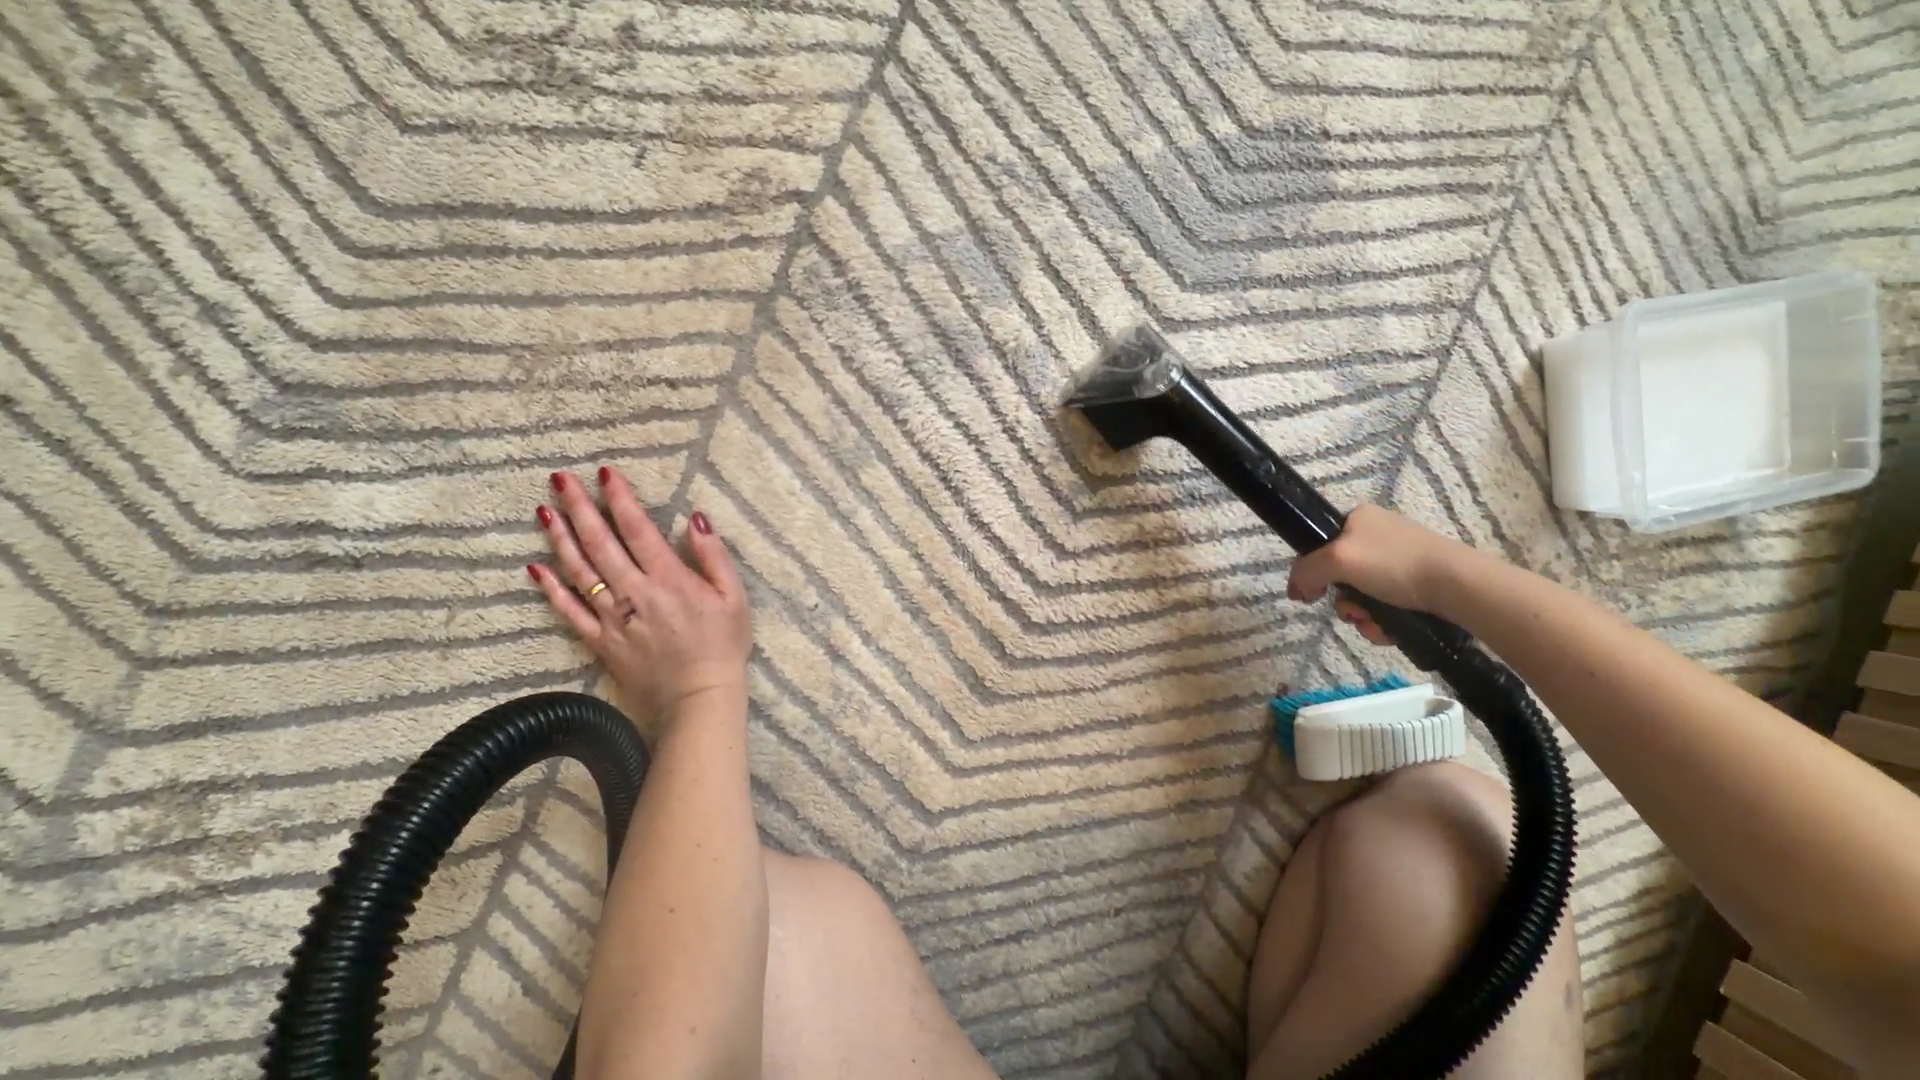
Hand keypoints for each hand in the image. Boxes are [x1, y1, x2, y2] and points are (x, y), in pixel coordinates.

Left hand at [529, 466, 751, 720]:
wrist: (699, 698)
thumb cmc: (723, 646)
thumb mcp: (734, 597)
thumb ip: (714, 556)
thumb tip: (696, 518)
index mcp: (669, 579)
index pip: (638, 529)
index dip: (620, 499)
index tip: (605, 473)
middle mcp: (635, 593)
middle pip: (601, 543)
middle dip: (579, 508)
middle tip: (560, 479)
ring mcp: (614, 618)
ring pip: (580, 571)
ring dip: (559, 539)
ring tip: (544, 511)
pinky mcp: (601, 642)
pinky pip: (570, 613)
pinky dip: (551, 590)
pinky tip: (535, 568)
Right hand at [1285, 505, 1478, 645]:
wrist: (1455, 585)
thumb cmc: (1393, 564)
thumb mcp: (1336, 560)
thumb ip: (1306, 571)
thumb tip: (1297, 591)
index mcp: (1358, 519)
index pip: (1320, 545)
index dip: (1312, 573)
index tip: (1314, 595)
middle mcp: (1377, 536)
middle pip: (1340, 576)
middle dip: (1344, 602)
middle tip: (1354, 612)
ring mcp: (1398, 561)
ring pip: (1362, 595)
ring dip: (1362, 616)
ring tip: (1376, 624)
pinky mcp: (1417, 584)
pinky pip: (1385, 605)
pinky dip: (1382, 621)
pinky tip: (1390, 630)